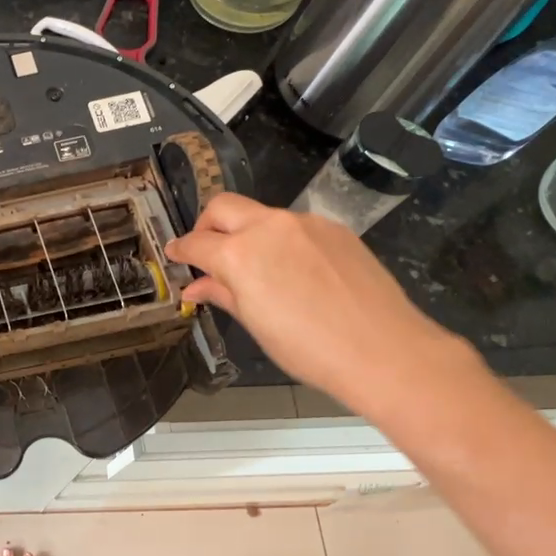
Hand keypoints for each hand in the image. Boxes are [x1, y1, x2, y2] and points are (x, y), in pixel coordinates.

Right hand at [165, 192, 480, 414]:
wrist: (382, 348)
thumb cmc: (306, 347)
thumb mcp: (255, 322)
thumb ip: (222, 294)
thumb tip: (195, 287)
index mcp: (240, 253)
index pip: (196, 242)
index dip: (180, 249)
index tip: (173, 254)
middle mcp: (269, 227)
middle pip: (223, 207)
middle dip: (207, 225)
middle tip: (206, 252)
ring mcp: (306, 224)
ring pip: (262, 216)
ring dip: (247, 234)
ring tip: (255, 271)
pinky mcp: (335, 230)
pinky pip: (295, 227)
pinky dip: (280, 242)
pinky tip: (293, 273)